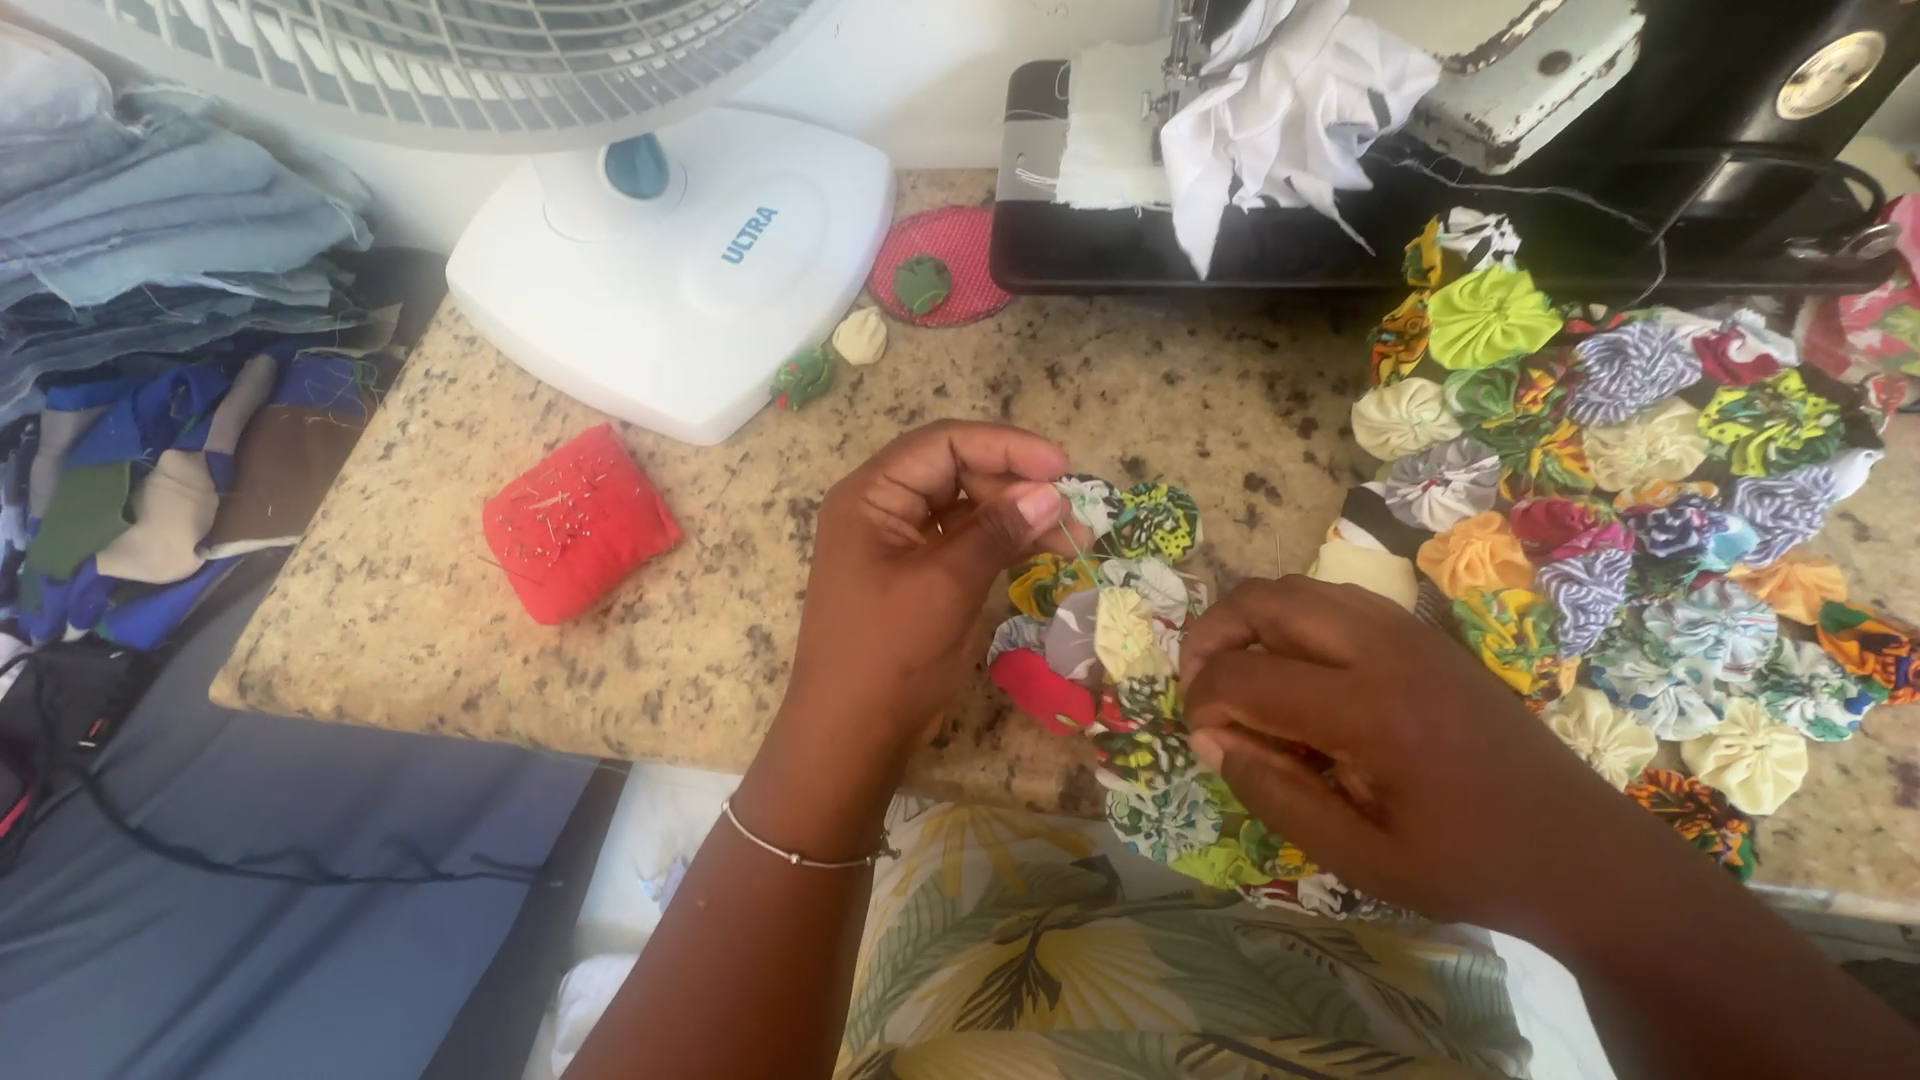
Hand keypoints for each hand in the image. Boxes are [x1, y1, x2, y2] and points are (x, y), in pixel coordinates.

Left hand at [782, 420, 1070, 754]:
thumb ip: (998, 532)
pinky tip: (1039, 551)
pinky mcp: (916, 574)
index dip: (1006, 446)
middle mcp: (881, 508)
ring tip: (1071, 536)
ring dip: (1015, 515)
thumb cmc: (888, 654)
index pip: (943, 444)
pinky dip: (1000, 543)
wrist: (851, 733)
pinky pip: (962, 541)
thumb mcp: (946, 585)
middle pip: (956, 471)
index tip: (1061, 467)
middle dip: (1015, 485)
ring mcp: (897, 543)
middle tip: (1069, 513)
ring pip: (965, 507)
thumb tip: (1051, 494)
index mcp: (871, 496)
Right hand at [1180, 576, 1693, 938]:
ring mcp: (1409, 632)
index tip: (1206, 740)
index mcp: (1369, 713)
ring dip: (1250, 619)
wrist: (1585, 852)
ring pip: (1298, 588)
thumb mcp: (1360, 859)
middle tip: (1198, 683)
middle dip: (1211, 634)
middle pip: (1265, 599)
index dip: (1202, 704)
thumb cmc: (1469, 867)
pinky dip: (1292, 619)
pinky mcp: (1423, 634)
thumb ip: (1273, 795)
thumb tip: (1211, 740)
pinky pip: (1334, 598)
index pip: (1244, 677)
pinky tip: (1294, 667)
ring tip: (1237, 671)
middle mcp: (1385, 651)